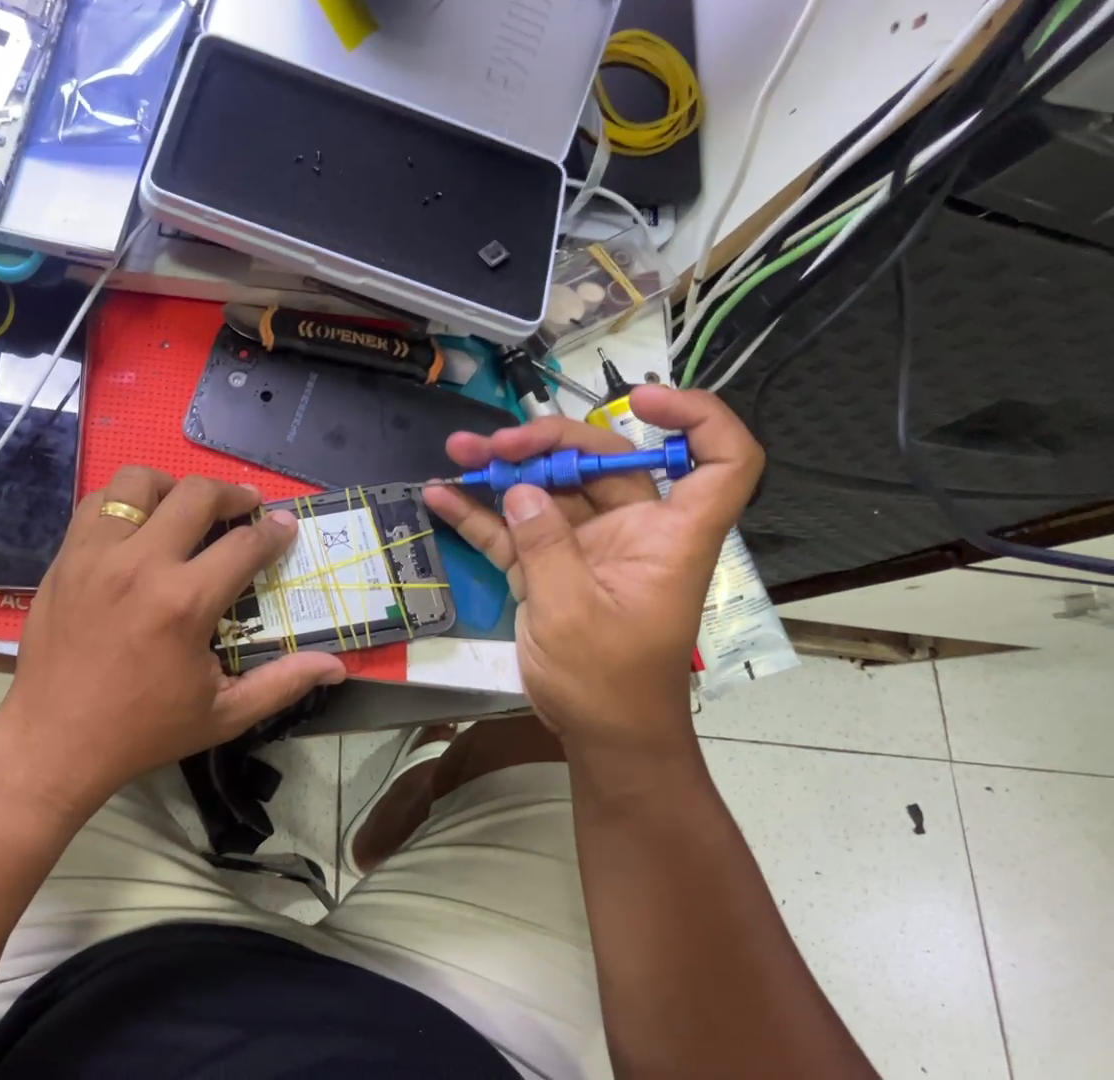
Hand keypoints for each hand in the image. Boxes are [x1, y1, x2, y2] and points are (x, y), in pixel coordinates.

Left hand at [0, 468, 347, 819]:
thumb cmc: (142, 731)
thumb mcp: (221, 715)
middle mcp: (139, 564)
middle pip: (196, 494)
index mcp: (184, 603)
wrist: (54, 739)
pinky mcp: (65, 558)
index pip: (244, 545)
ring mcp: (95, 555)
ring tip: (184, 507)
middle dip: (232, 493)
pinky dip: (123, 501)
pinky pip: (96, 503)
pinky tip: (136, 524)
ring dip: (170, 486)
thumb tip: (337, 665)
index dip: (274, 531)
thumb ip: (282, 683)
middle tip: (245, 505)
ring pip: (136, 483)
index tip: (284, 527)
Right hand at [422, 387, 763, 752]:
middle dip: (548, 443)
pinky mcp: (548, 567)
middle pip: (603, 462)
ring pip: (549, 489)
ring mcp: (586, 546)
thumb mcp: (575, 614)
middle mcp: (633, 530)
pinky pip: (513, 529)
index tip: (642, 401)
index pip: (720, 461)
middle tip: (494, 444)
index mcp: (669, 536)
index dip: (697, 419)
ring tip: (456, 453)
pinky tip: (441, 497)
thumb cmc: (610, 682)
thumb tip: (520, 489)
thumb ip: (546, 547)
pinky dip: (480, 514)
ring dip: (502, 471)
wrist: (598, 733)